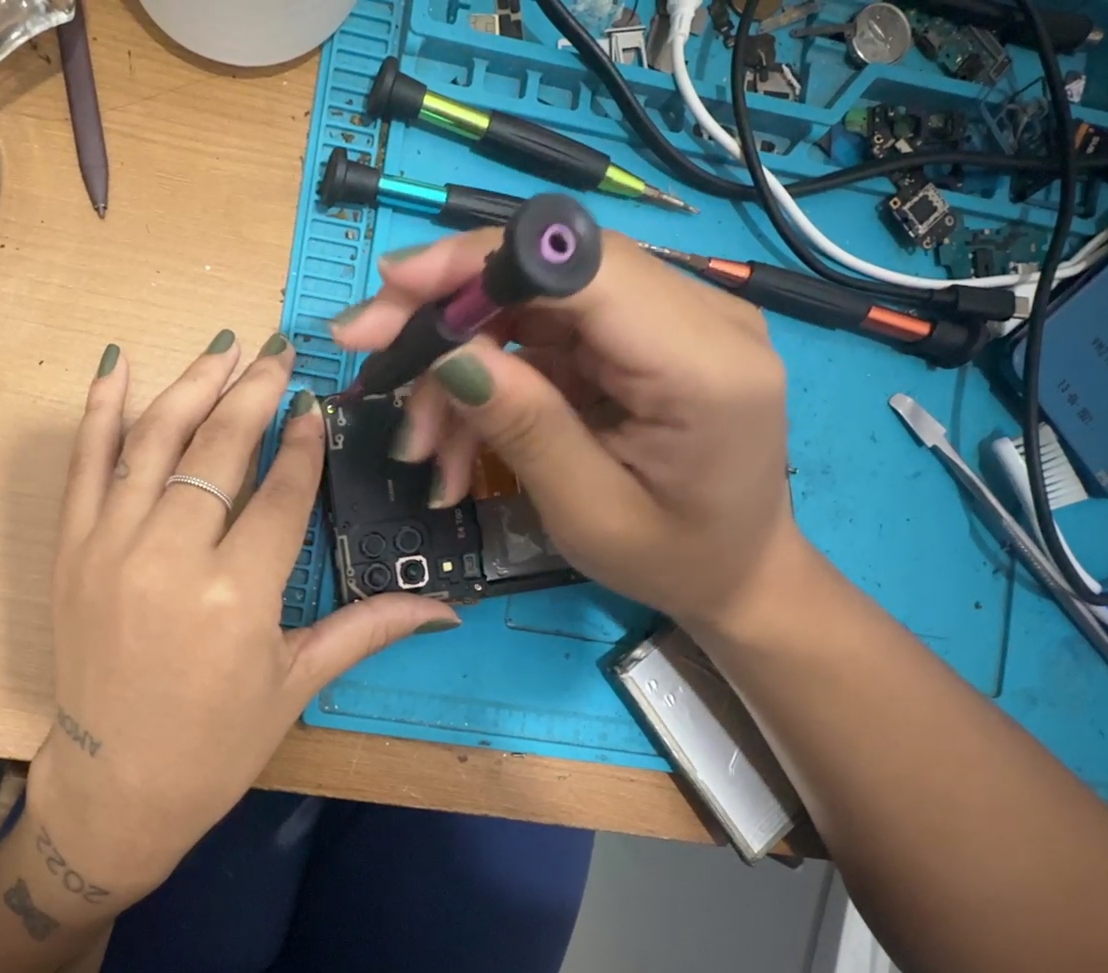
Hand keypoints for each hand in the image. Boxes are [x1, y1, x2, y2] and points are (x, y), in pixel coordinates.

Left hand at [30, 332, 454, 889]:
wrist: (116, 786)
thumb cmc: (214, 746)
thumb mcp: (295, 685)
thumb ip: (366, 629)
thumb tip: (447, 609)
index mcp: (239, 593)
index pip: (280, 491)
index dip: (303, 443)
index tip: (315, 405)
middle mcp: (172, 556)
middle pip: (220, 447)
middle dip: (254, 392)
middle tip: (278, 352)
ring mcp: (111, 546)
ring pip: (153, 439)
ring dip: (191, 385)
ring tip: (223, 346)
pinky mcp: (71, 550)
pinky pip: (83, 465)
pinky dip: (100, 411)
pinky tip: (119, 365)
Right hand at [334, 231, 796, 626]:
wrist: (735, 574)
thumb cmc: (672, 558)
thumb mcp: (588, 511)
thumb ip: (525, 426)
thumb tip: (448, 352)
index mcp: (703, 363)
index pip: (580, 269)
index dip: (479, 263)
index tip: (391, 284)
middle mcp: (695, 317)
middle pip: (545, 274)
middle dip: (447, 315)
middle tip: (372, 358)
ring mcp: (664, 322)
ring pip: (527, 308)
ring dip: (458, 367)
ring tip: (425, 448)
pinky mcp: (633, 340)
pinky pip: (537, 339)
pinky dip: (486, 384)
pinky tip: (456, 443)